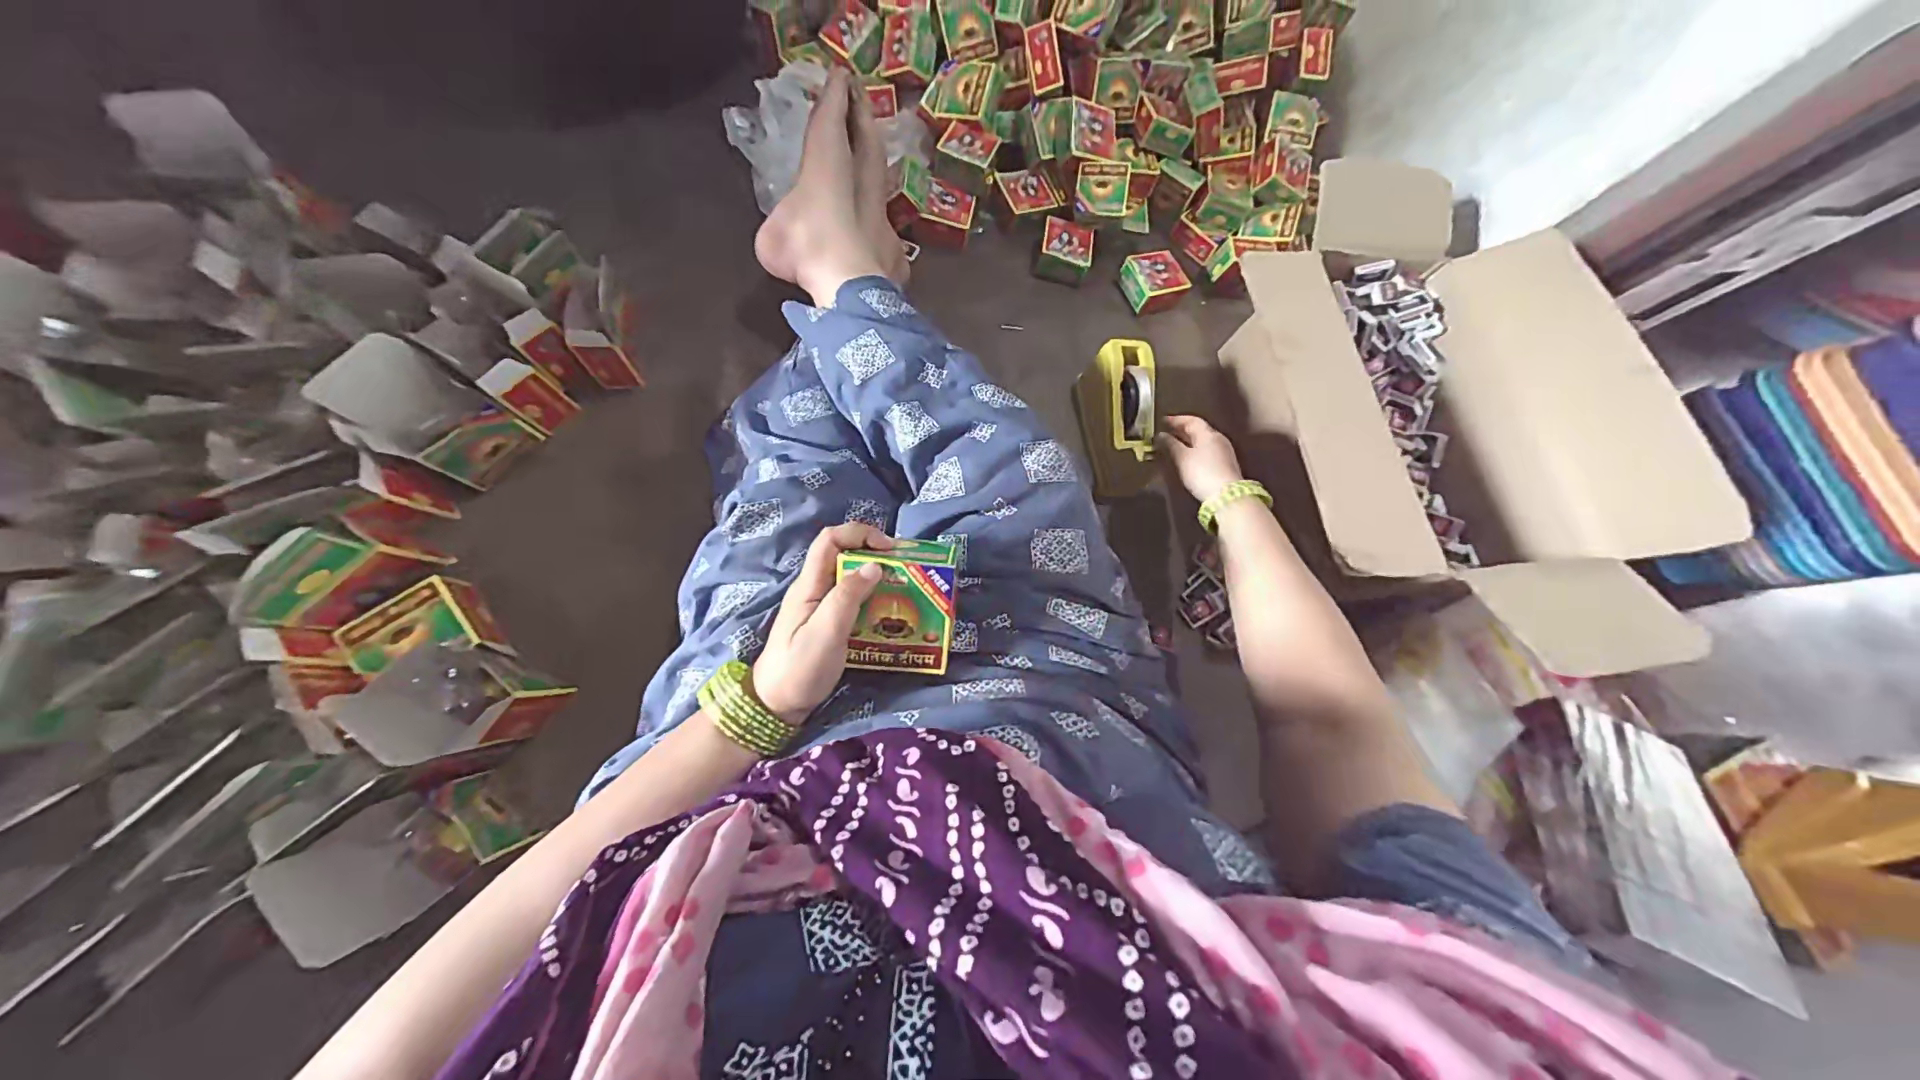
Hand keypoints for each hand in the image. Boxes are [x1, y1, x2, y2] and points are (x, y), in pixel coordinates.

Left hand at [751, 524, 892, 724]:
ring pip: (850, 578)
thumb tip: (875, 565)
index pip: (831, 539)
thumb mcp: (826, 633)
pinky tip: (889, 614)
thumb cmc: (799, 670)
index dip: (860, 534)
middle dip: (876, 555)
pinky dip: (873, 599)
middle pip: (844, 555)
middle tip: (905, 570)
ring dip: (877, 578)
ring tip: (904, 591)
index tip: (890, 549)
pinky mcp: (828, 624)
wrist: (776, 706)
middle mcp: (814, 589)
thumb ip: (847, 597)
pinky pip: (852, 600)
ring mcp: (820, 607)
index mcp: (809, 585)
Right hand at [1157, 415, 1245, 503]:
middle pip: (1198, 430)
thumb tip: (1161, 435)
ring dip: (1187, 440)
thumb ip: (1171, 445)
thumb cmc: (1202, 473)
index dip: (1176, 420)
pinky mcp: (1224, 464)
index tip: (1162, 421)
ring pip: (1202, 441)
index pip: (1192, 420)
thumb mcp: (1182, 458)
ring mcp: (1223, 452)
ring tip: (1173, 444)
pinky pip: (1206, 450)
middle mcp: (1218, 439)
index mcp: (1208, 434)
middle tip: (1166, 431)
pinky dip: (1194, 449)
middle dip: (1181, 429)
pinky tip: (1186, 456)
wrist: (1226, 496)